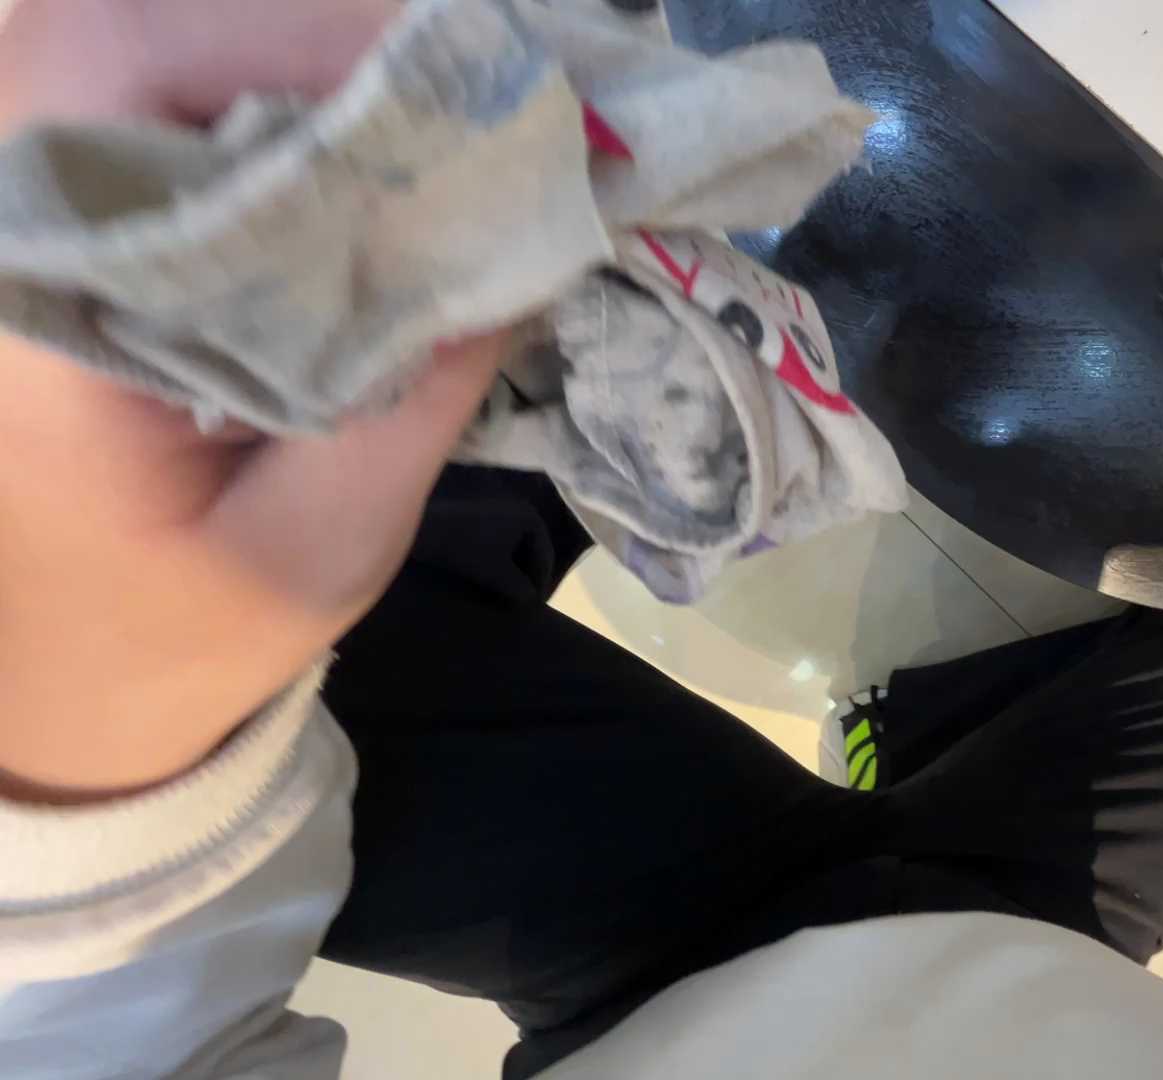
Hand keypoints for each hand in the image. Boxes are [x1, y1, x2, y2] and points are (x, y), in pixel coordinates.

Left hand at [0, 0, 505, 801]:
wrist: (70, 680)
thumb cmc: (198, 628)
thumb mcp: (332, 536)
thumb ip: (411, 399)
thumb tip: (507, 266)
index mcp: (27, 311)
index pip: (120, 85)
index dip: (308, 48)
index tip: (484, 90)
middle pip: (140, 38)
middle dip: (344, 48)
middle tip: (506, 102)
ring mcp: (28, 229)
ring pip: (166, 66)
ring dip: (335, 80)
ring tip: (472, 127)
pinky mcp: (76, 244)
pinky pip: (186, 131)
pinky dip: (307, 125)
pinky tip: (399, 167)